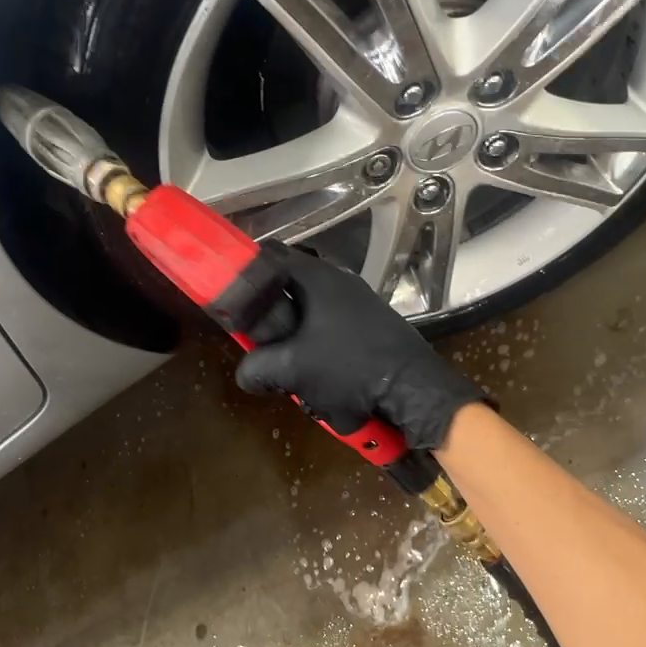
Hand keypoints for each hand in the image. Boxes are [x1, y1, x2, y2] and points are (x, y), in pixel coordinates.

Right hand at [235, 245, 485, 450]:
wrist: (413, 390)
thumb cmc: (350, 368)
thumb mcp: (292, 370)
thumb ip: (258, 367)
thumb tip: (246, 373)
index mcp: (318, 279)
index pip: (270, 256)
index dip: (245, 274)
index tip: (232, 301)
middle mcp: (341, 284)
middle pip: (290, 293)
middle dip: (273, 325)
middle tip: (264, 349)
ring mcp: (361, 307)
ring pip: (313, 320)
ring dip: (299, 349)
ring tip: (297, 378)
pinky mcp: (374, 331)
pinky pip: (335, 338)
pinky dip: (323, 360)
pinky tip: (325, 389)